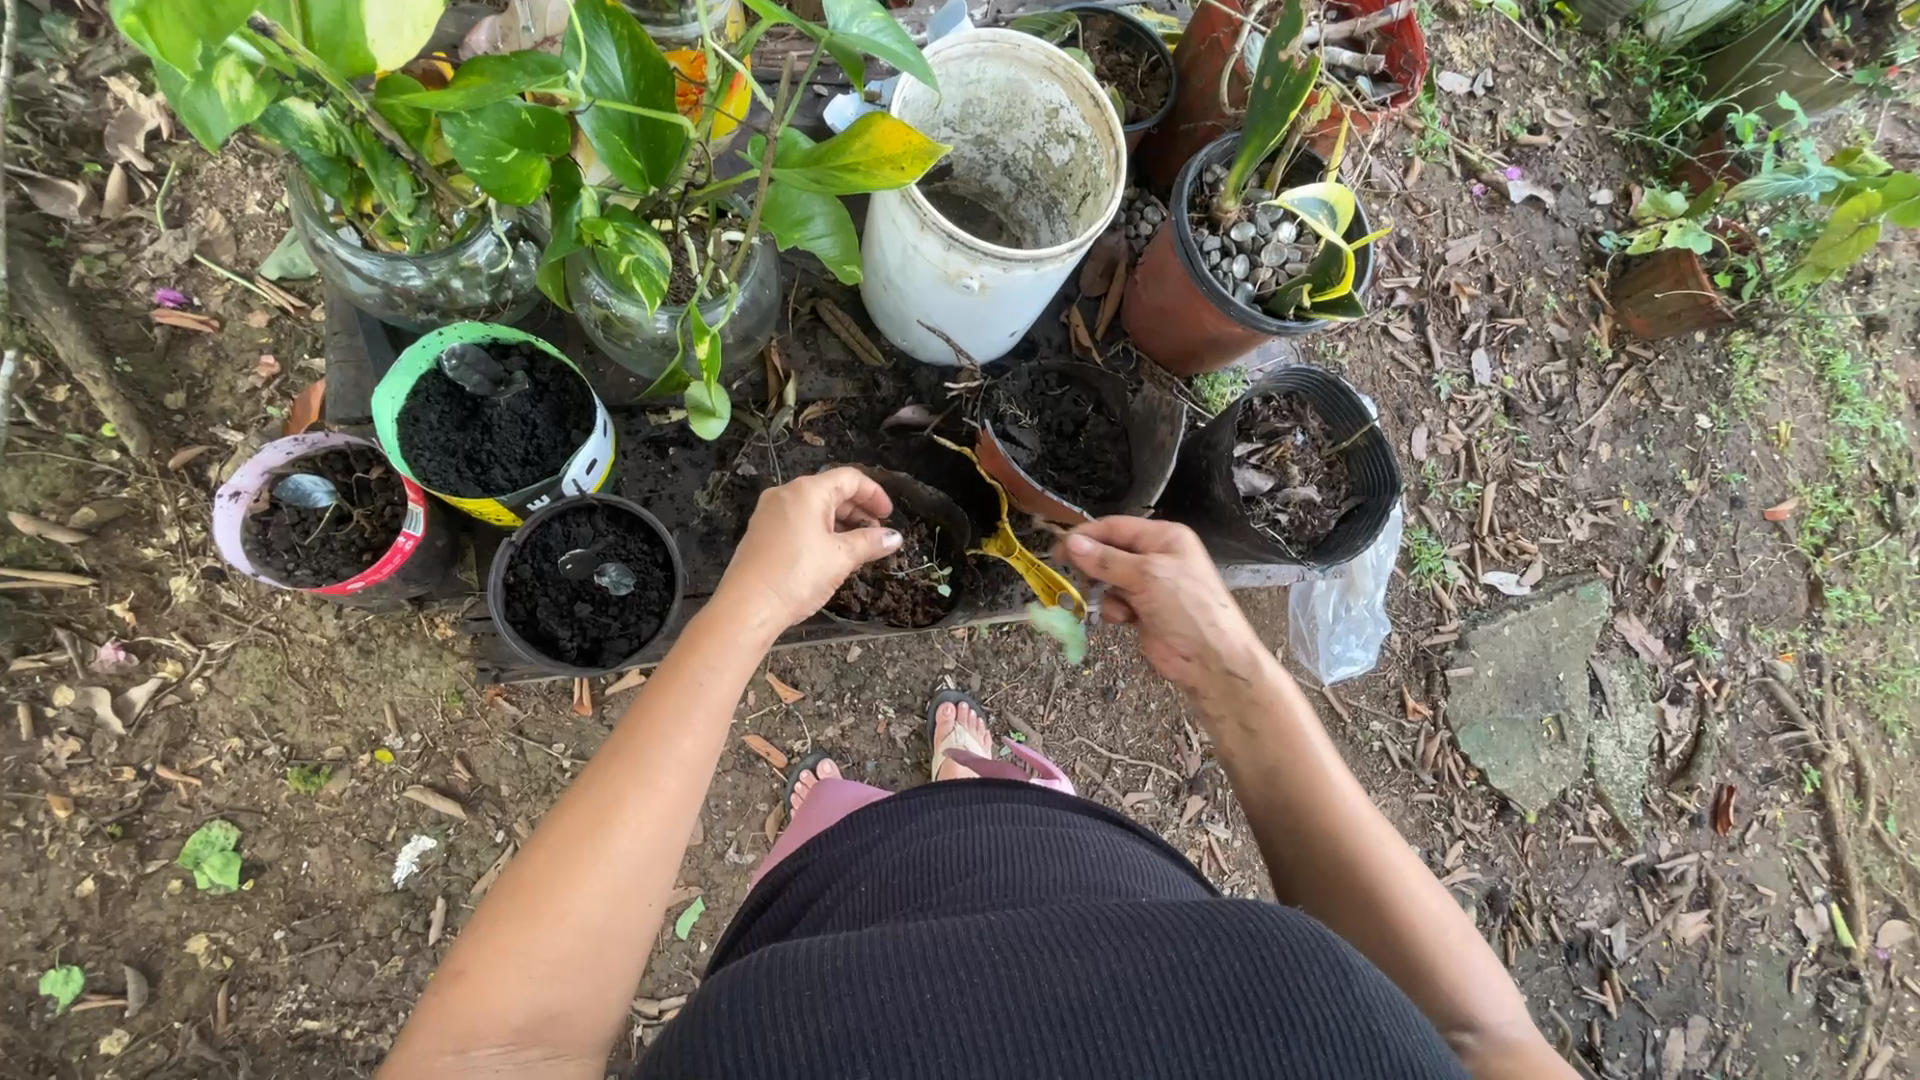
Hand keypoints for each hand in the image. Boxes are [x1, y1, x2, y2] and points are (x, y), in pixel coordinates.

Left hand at [712, 467, 900, 636]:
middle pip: (831, 491)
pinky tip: (831, 554)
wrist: (747, 607)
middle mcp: (786, 494)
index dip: (874, 494)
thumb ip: (870, 543)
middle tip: (877, 534)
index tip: (889, 516)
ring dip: (841, 523)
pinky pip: (799, 522)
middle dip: (859, 510)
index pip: (850, 478)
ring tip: (858, 547)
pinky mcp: (762, 532)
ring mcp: (770, 513)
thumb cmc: (797, 576)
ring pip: (814, 508)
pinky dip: (820, 531)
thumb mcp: (841, 558)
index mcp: (807, 491)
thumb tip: (895, 537)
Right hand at [1059, 517, 1267, 693]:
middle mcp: (1155, 556)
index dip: (1086, 536)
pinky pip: (1114, 601)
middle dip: (1094, 568)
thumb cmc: (1187, 607)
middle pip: (1109, 552)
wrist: (1209, 658)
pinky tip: (1125, 619)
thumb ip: (1105, 560)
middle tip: (1075, 579)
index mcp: (1163, 537)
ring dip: (1104, 592)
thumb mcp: (1146, 576)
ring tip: (1115, 606)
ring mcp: (1149, 584)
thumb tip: (1070, 543)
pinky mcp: (1142, 609)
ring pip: (1107, 579)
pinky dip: (1113, 610)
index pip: (1115, 527)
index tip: (1060, 549)